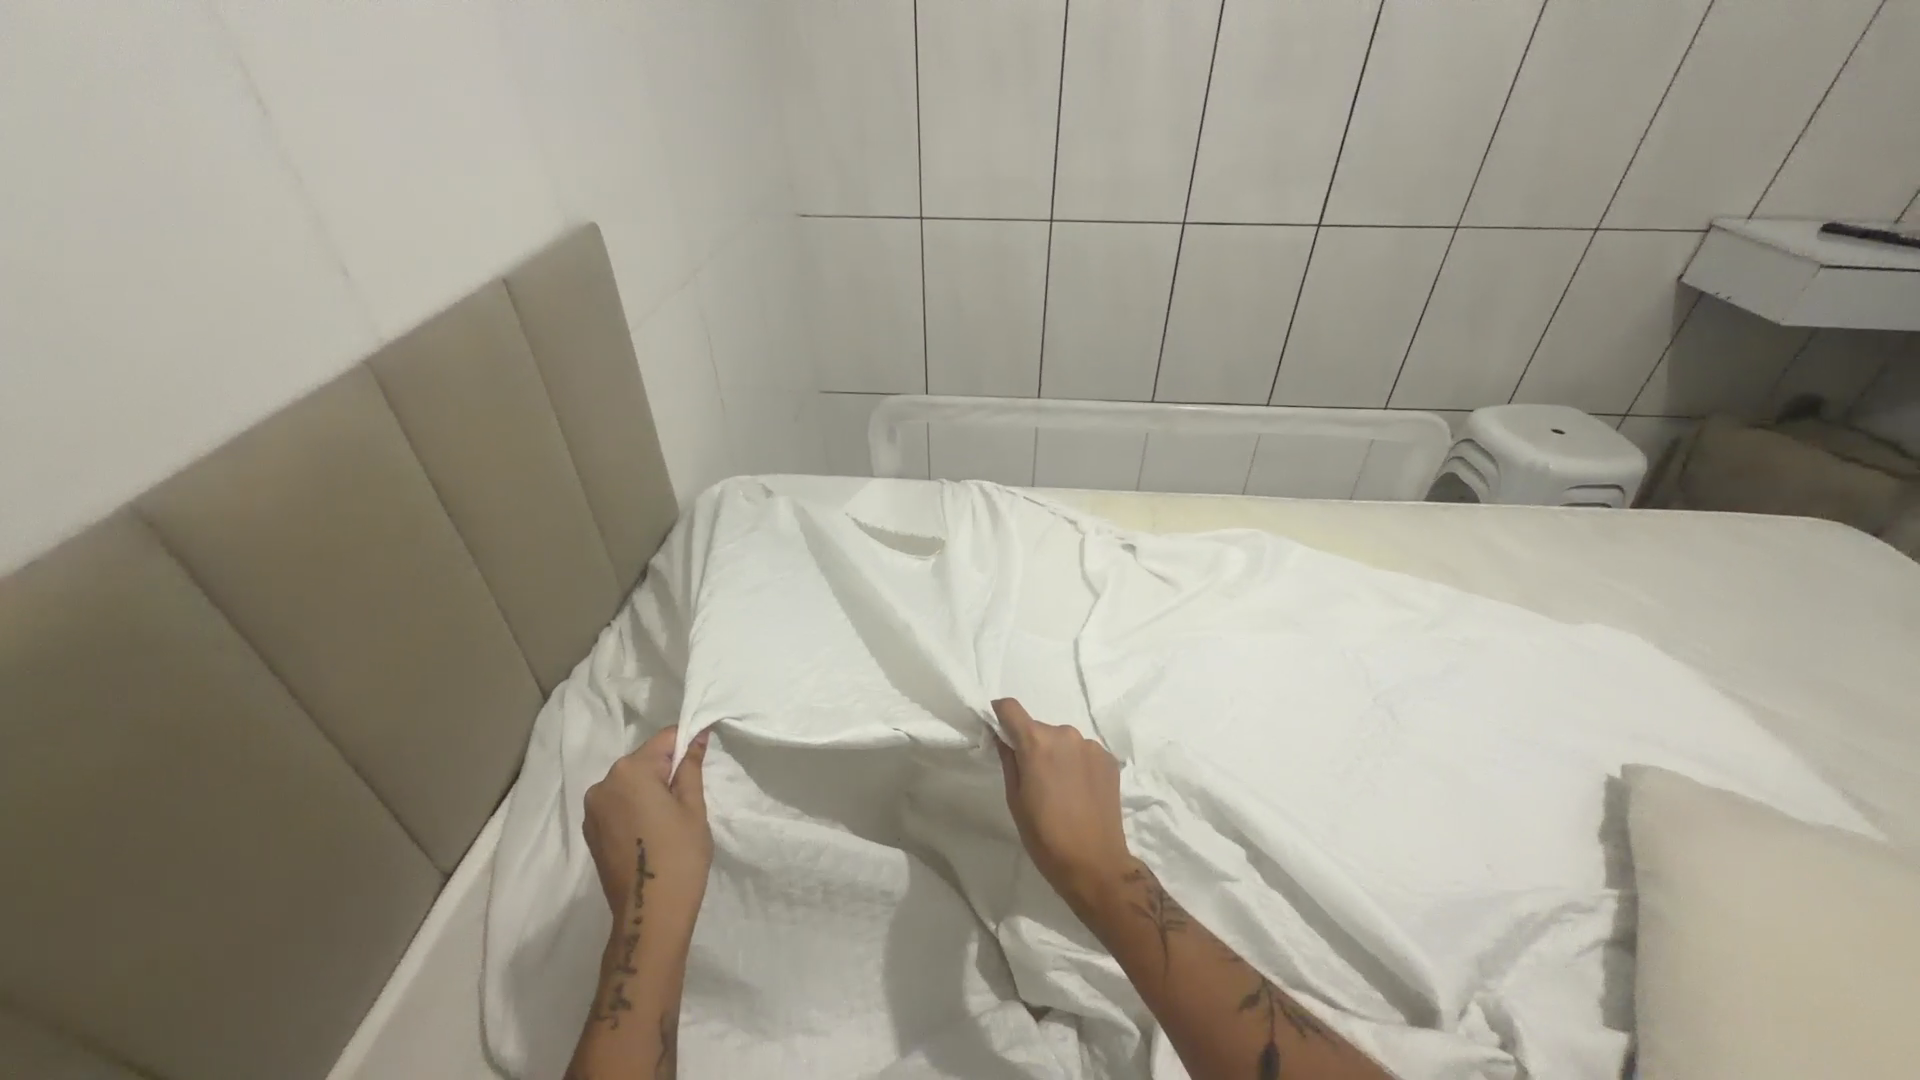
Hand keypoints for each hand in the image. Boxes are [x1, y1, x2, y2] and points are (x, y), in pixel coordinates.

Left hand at [582, 726, 712, 933]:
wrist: (649, 914)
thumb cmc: (680, 855)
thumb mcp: (693, 807)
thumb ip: (690, 767)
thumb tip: (696, 737)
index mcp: (630, 771)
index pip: (664, 739)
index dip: (687, 742)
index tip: (703, 756)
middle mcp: (604, 783)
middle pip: (644, 761)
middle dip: (666, 770)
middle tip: (689, 798)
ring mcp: (592, 809)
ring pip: (630, 784)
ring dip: (649, 790)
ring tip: (670, 820)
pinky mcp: (590, 831)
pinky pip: (618, 805)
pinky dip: (635, 808)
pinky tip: (651, 832)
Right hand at [993, 698, 1134, 918]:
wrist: (1094, 863)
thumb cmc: (1044, 836)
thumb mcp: (1014, 799)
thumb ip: (1008, 759)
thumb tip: (1002, 736)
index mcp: (1037, 742)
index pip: (1010, 708)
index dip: (1001, 716)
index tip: (1000, 733)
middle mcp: (1066, 734)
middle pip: (1039, 728)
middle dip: (1032, 745)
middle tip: (1033, 779)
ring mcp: (1091, 746)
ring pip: (1064, 741)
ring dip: (1057, 755)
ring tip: (1060, 790)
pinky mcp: (1109, 759)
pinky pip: (1084, 753)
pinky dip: (1077, 764)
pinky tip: (1080, 793)